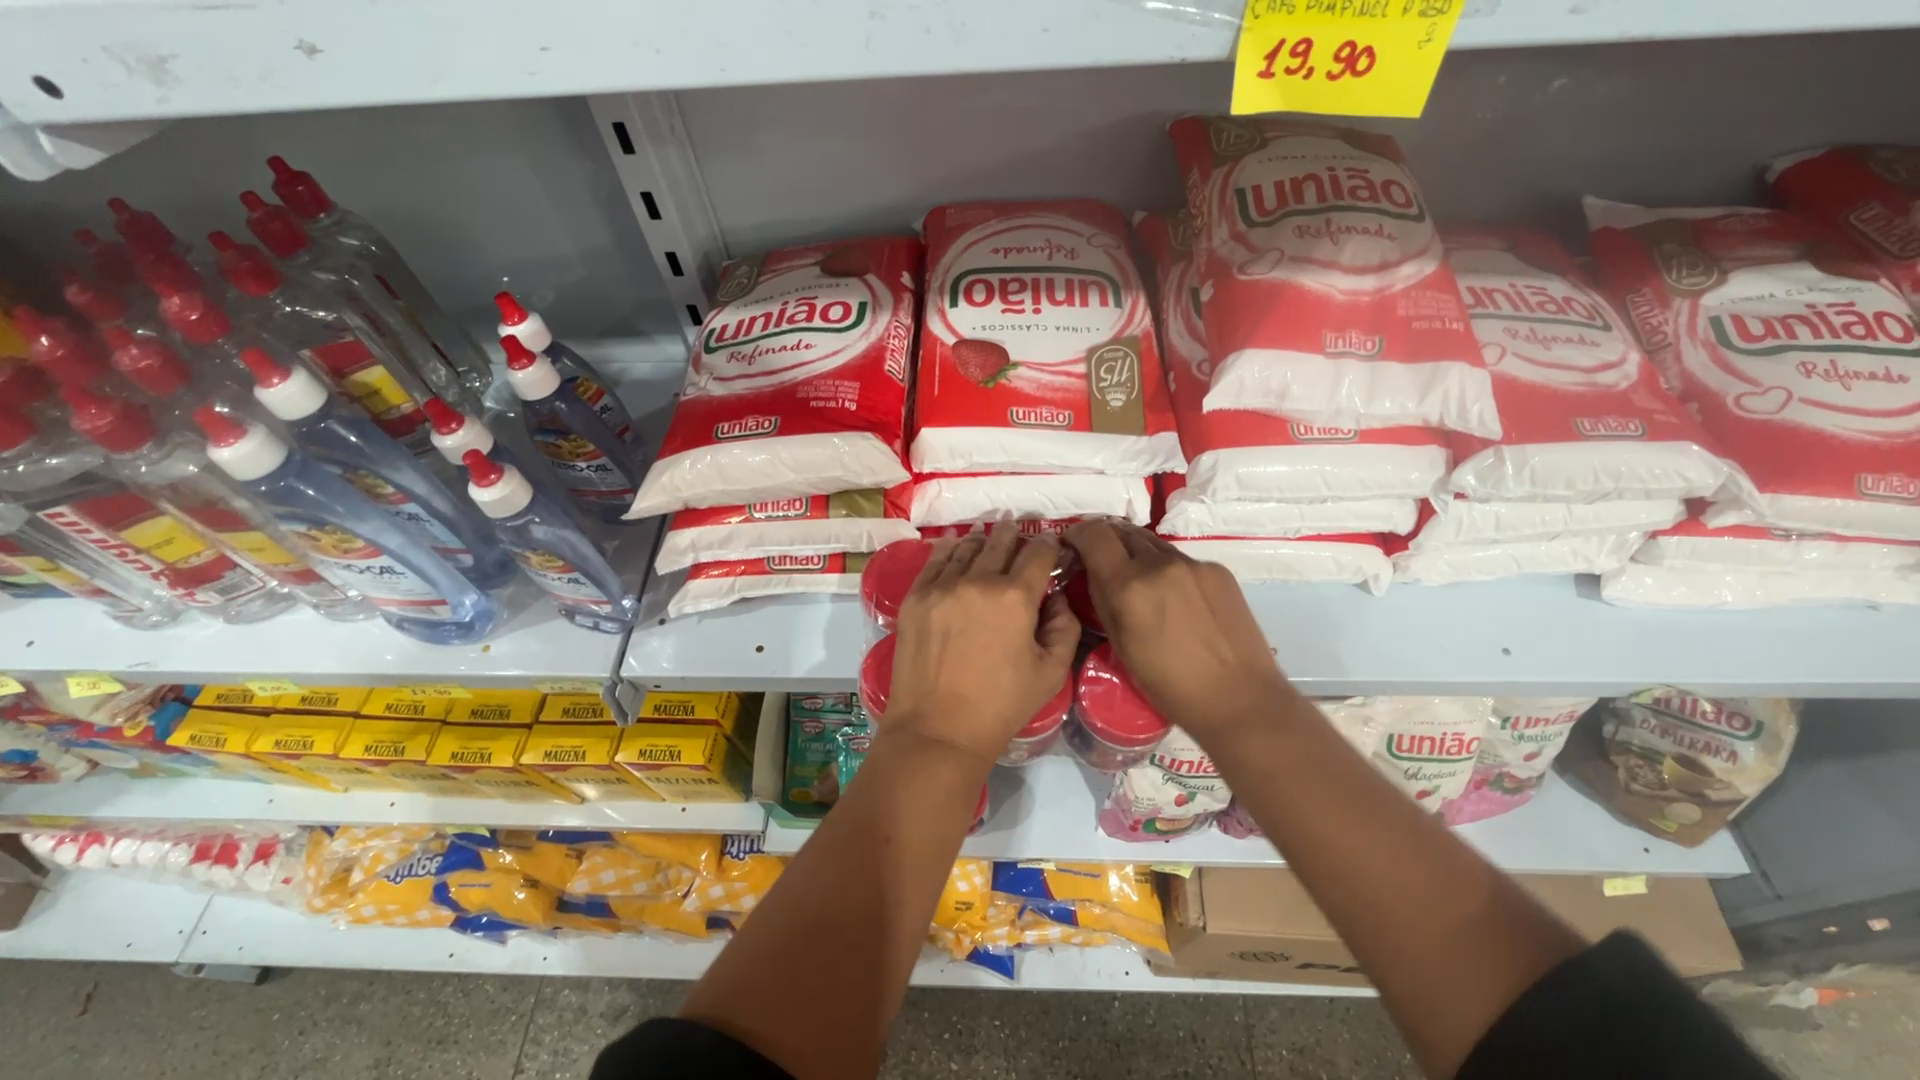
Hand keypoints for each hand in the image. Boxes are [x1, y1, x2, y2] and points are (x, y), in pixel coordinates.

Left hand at [883, 525, 1080, 766]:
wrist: (938, 729)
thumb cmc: (1001, 705)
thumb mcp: (1051, 672)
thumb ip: (1065, 627)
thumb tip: (1055, 597)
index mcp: (1016, 596)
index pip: (1038, 553)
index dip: (1049, 545)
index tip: (1052, 544)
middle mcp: (978, 581)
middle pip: (1000, 543)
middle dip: (1013, 534)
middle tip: (1018, 528)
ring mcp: (941, 587)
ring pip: (966, 548)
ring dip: (982, 540)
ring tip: (987, 535)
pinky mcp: (915, 598)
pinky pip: (934, 562)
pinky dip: (948, 549)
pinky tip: (954, 544)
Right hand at [1065, 520, 1294, 741]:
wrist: (1238, 697)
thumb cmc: (1169, 685)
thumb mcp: (1120, 646)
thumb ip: (1103, 601)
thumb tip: (1094, 573)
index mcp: (1128, 587)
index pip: (1095, 534)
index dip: (1079, 533)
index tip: (1073, 544)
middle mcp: (1159, 565)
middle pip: (1124, 532)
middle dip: (1107, 542)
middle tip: (1102, 562)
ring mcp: (1192, 564)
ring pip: (1153, 545)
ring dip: (1138, 554)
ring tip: (1139, 581)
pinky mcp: (1218, 570)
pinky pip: (1181, 560)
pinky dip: (1168, 570)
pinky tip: (1176, 599)